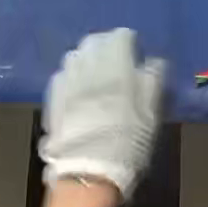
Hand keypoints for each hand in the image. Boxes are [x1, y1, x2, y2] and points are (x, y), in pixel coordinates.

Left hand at [38, 28, 166, 198]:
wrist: (90, 168)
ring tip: (94, 70)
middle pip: (94, 43)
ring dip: (85, 58)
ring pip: (75, 57)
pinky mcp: (53, 97)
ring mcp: (68, 80)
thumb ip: (152, 81)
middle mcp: (89, 65)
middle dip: (104, 45)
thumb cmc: (128, 139)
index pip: (120, 38)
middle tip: (113, 56)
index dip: (128, 41)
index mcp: (116, 64)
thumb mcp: (151, 111)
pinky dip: (71, 76)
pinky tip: (77, 87)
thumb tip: (153, 63)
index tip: (133, 49)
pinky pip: (62, 76)